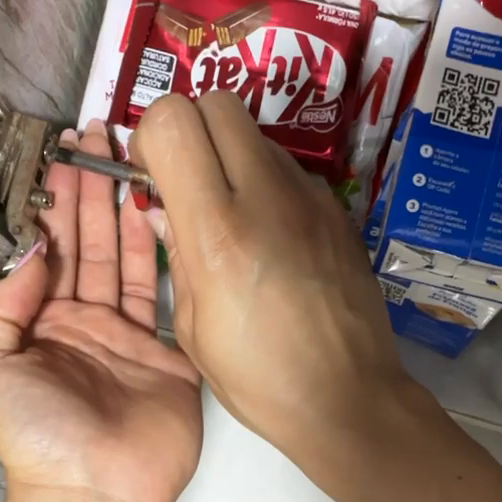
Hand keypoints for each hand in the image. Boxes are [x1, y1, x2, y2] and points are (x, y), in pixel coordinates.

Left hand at [0, 121, 203, 501]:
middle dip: (93, 194)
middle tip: (100, 138)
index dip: (56, 207)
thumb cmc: (36, 433)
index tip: (64, 157)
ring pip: (129, 264)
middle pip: (91, 248)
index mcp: (42, 327)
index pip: (51, 254)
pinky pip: (168, 299)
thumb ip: (1, 304)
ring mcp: (132, 340)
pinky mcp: (171, 356)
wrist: (95, 490)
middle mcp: (86, 326)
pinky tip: (165, 216)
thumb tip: (34, 250)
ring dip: (128, 213)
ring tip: (130, 160)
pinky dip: (166, 259)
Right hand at [131, 93, 433, 472]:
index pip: (174, 120)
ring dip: (233, 161)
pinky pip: (291, 173)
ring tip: (236, 222)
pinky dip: (270, 189)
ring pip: (257, 135)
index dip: (153, 139)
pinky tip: (275, 242)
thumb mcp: (193, 329)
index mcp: (218, 234)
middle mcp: (267, 198)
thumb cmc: (260, 381)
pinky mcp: (339, 212)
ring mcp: (311, 199)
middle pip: (218, 102)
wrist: (348, 399)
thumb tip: (166, 207)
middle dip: (192, 131)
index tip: (155, 179)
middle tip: (191, 185)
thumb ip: (177, 255)